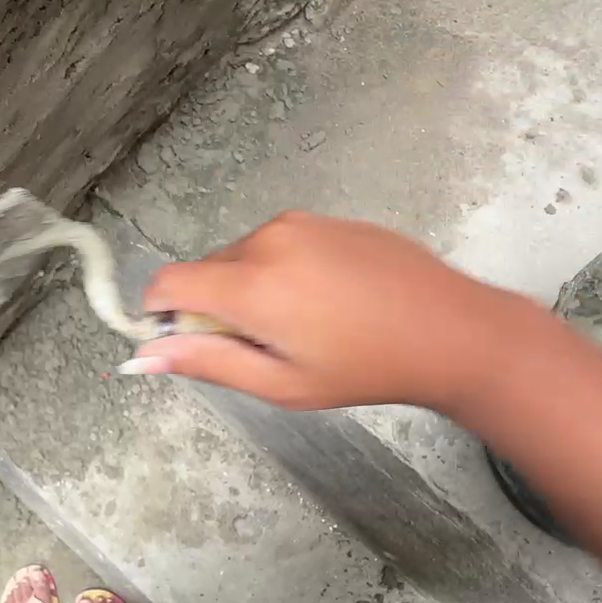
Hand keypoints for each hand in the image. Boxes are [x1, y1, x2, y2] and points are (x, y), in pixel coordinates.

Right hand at [128, 211, 539, 412]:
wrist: (456, 331)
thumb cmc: (365, 369)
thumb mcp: (280, 384)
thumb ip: (207, 362)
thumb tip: (145, 355)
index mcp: (251, 285)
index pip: (166, 282)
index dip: (157, 310)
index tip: (181, 336)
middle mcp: (266, 240)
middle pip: (203, 271)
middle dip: (210, 305)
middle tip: (260, 342)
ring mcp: (299, 223)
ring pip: (238, 257)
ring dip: (245, 287)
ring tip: (299, 321)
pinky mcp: (324, 218)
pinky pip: (274, 244)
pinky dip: (277, 270)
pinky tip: (325, 298)